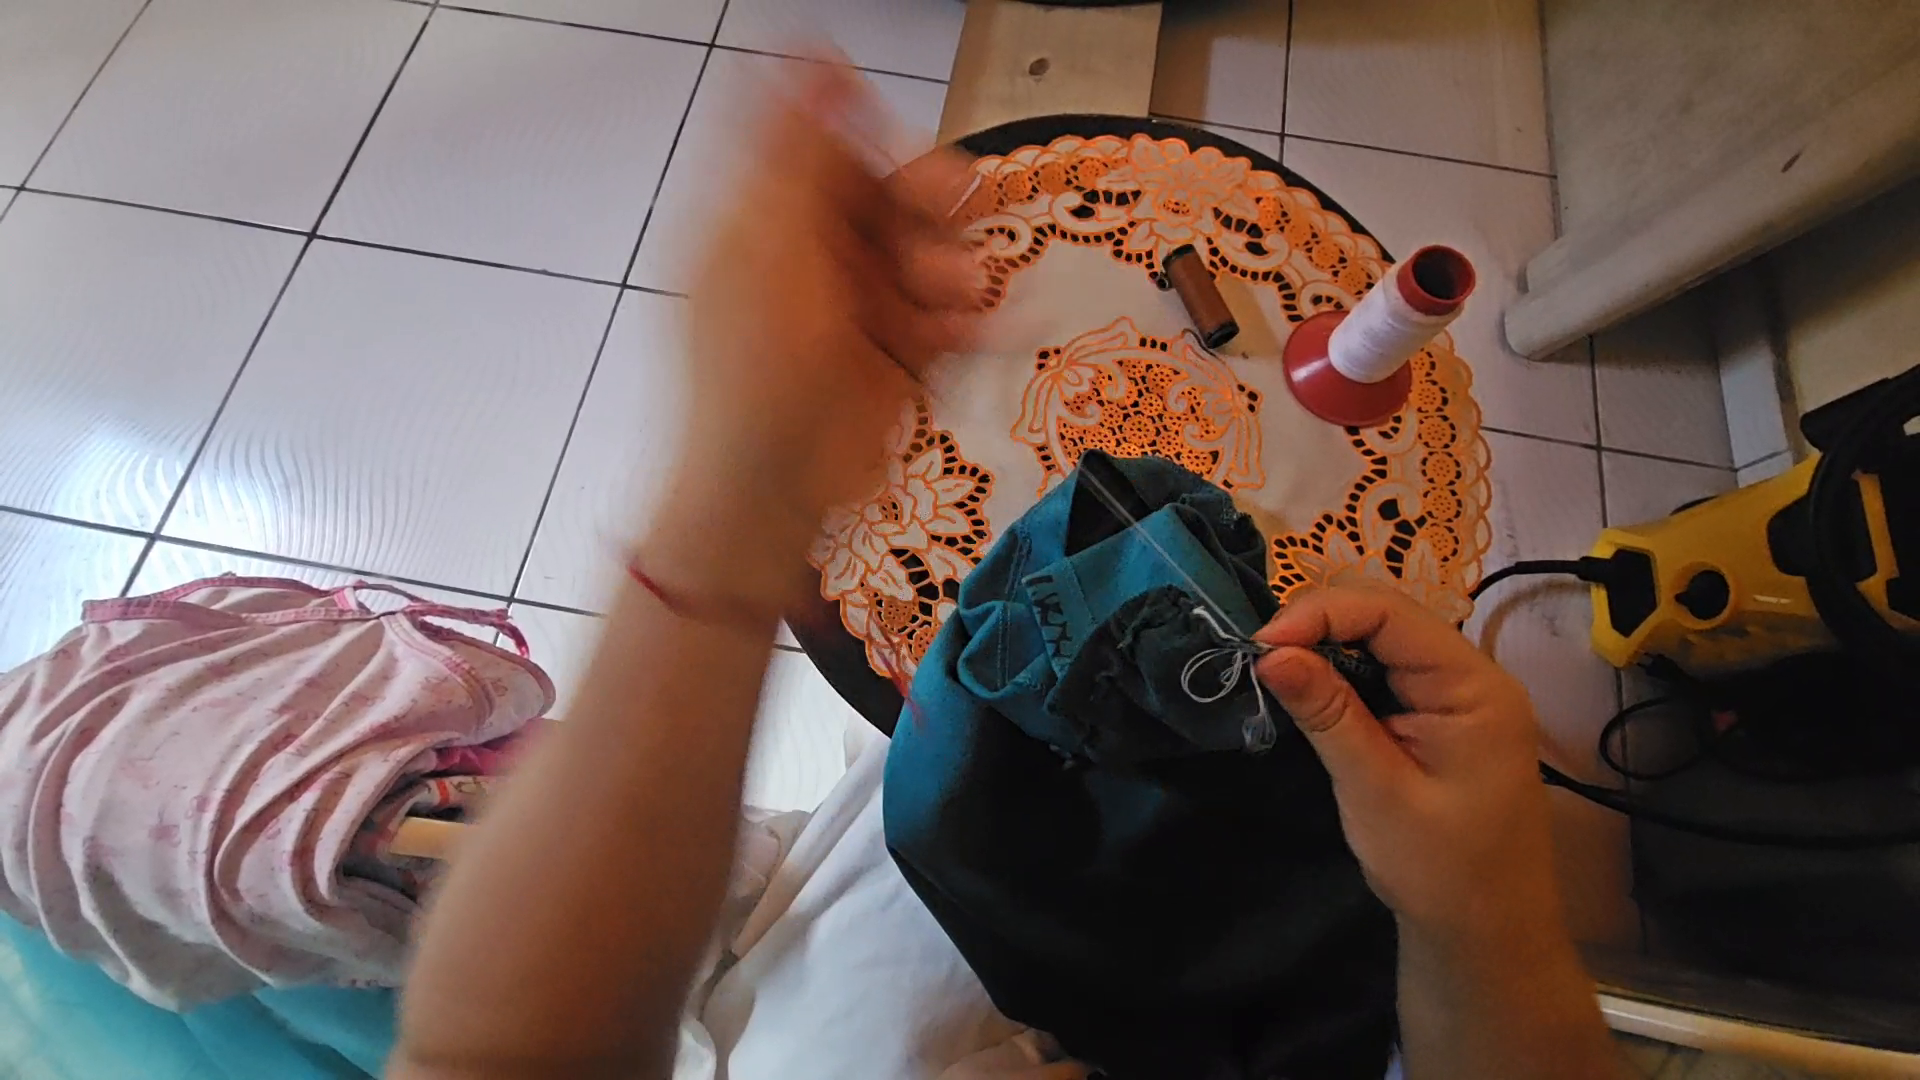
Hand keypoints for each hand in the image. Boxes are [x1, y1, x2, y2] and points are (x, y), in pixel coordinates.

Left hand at [650, 61, 980, 606]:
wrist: (770, 490)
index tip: (900, 150)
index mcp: (762, 221)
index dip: (866, 136)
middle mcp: (810, 259)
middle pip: (884, 199)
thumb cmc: (753, 376)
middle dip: (923, 200)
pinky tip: (977, 324)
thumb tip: (817, 48)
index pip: (821, 148)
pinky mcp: (894, 359)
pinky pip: (941, 320)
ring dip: (947, 263)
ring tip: (956, 289)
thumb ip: (793, 150)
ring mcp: (855, 312)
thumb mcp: (765, 250)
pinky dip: (964, 320)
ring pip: (921, 257)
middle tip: (957, 199)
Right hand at [1253, 586, 1562, 943]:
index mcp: (1473, 687)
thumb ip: (1326, 713)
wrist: (1486, 932)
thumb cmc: (1440, 869)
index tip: (1261, 647)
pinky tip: (1308, 686)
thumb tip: (1269, 652)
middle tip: (1262, 659)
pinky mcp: (1432, 708)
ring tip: (1276, 669)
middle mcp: (1468, 674)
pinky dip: (1335, 667)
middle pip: (1382, 612)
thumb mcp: (1375, 790)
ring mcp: (1452, 690)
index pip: (1388, 613)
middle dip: (1316, 623)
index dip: (1318, 615)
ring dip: (1321, 643)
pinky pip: (1378, 664)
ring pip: (1376, 634)